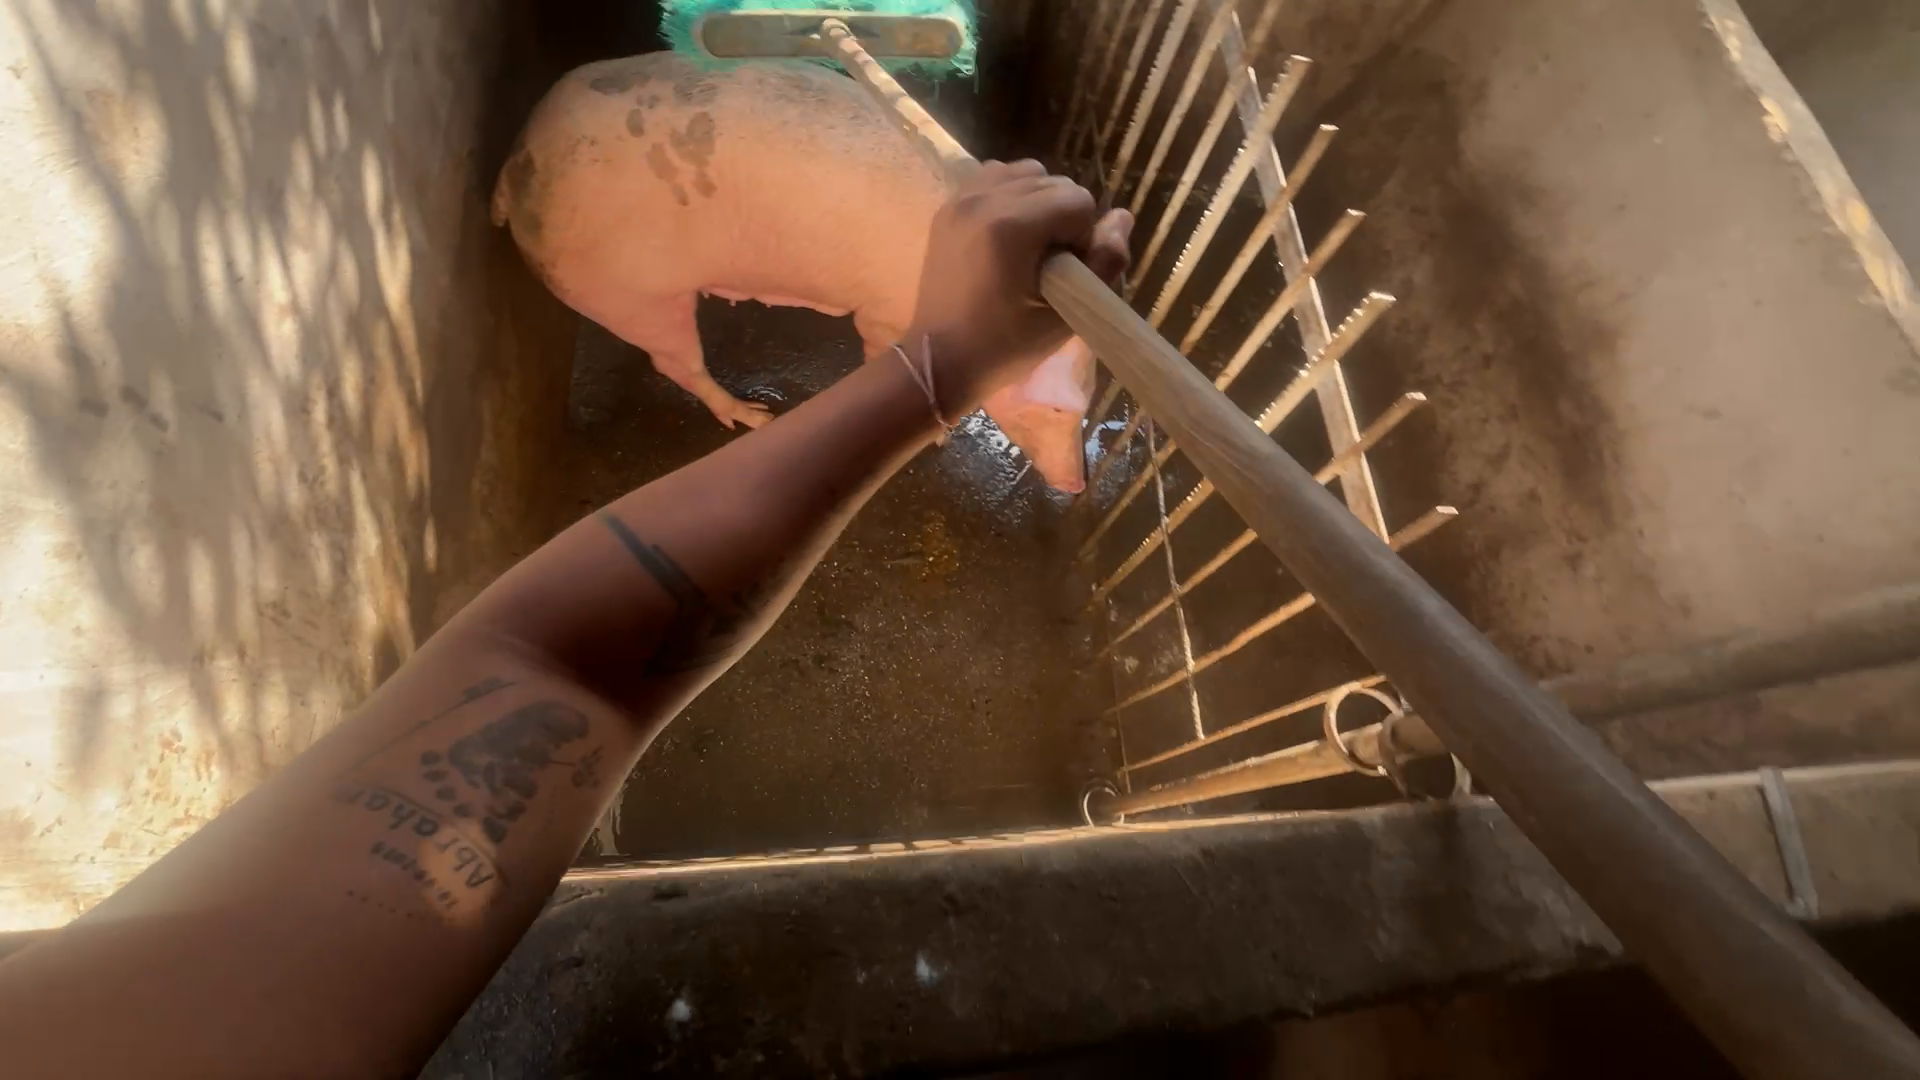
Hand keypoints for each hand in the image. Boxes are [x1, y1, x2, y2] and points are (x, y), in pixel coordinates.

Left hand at [906, 160, 1132, 414]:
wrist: (940, 361)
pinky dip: (1012, 197)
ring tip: (1029, 249)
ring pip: (1026, 173)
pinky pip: (994, 178)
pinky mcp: (949, 207)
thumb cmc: (1003, 348)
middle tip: (1047, 268)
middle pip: (1055, 182)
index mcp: (1010, 227)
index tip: (1063, 277)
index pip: (1079, 202)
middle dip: (1063, 221)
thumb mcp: (1063, 318)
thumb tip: (1122, 217)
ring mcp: (961, 199)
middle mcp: (983, 199)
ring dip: (1040, 203)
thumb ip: (1102, 265)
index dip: (1083, 240)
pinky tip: (1008, 235)